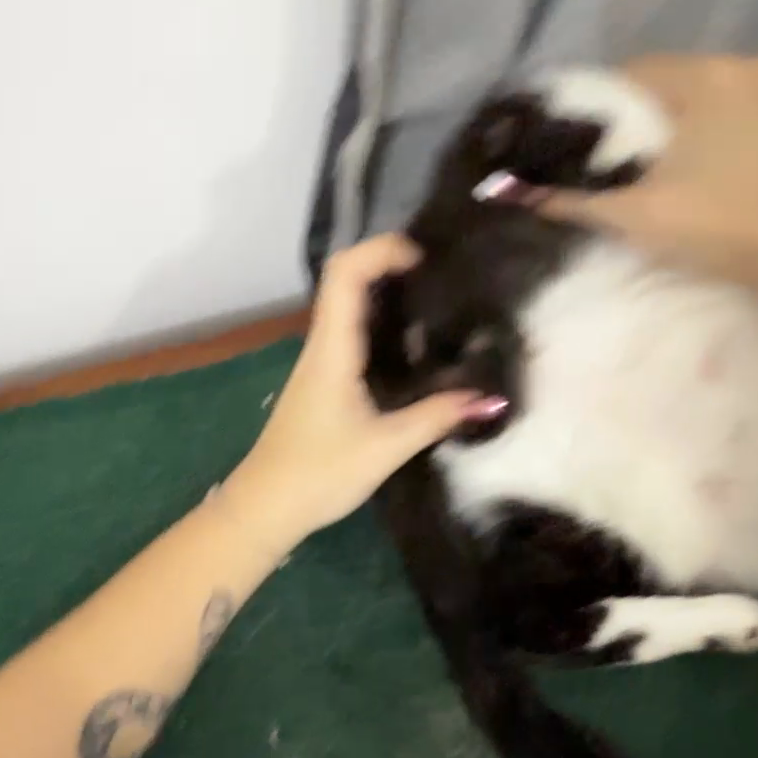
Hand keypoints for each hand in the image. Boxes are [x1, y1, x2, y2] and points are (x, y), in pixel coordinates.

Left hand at [219, 235, 504, 548]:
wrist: (266, 507)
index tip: (425, 258)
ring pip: (351, 312)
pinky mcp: (324, 385)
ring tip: (440, 309)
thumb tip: (492, 399)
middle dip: (393, 268)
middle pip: (348, 283)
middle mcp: (322, 347)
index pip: (344, 273)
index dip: (381, 249)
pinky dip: (384, 332)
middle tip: (444, 280)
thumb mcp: (385, 447)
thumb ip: (437, 418)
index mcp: (331, 349)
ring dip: (389, 300)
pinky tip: (416, 354)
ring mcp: (320, 366)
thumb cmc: (318, 473)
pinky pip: (354, 340)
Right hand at [540, 55, 757, 301]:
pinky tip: (742, 166)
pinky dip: (746, 128)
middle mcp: (748, 64)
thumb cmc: (726, 227)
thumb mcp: (639, 220)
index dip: (606, 105)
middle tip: (638, 163)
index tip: (595, 143)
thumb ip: (577, 205)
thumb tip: (513, 195)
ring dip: (704, 119)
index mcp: (699, 78)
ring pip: (728, 92)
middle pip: (683, 80)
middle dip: (656, 114)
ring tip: (691, 167)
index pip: (634, 72)